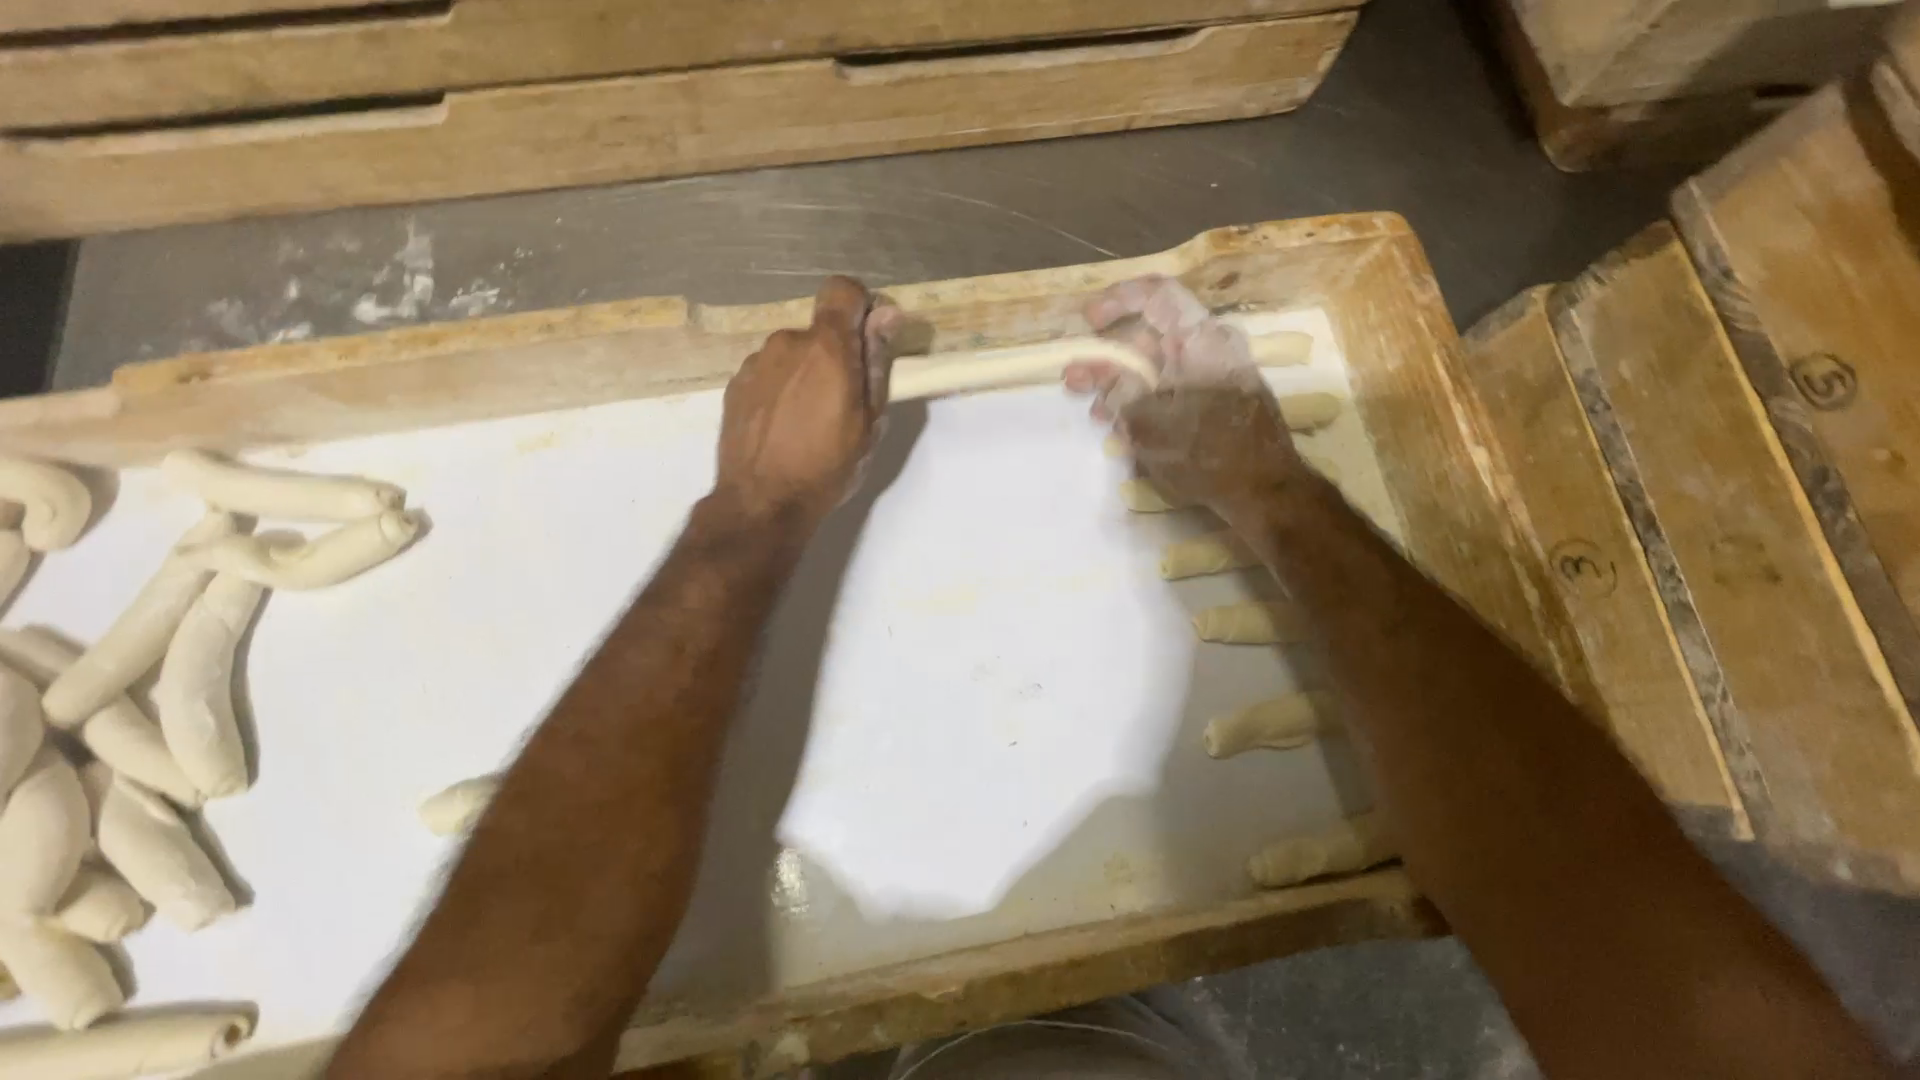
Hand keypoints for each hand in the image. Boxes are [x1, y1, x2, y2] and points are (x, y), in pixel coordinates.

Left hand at [713, 277, 902, 523]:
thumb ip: (876, 361)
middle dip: (833, 355)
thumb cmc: (828, 466)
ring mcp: (755, 363)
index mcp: (826, 347)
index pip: (842, 290)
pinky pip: (768, 374)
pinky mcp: (735, 385)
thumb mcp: (869, 420)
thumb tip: (887, 313)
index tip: (866, 341)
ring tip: (808, 421)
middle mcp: (787, 343)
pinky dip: (779, 390)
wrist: (761, 502)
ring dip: (803, 374)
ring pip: (791, 354)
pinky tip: (782, 428)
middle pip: (817, 331)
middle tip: (841, 403)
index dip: (858, 306)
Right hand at [1062, 276, 1303, 514]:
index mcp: (1200, 339)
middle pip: (1151, 335)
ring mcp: (1219, 373)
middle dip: (1108, 358)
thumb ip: (1118, 389)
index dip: (1116, 301)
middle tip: (1074, 381)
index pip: (1156, 294)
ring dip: (1124, 384)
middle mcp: (1213, 347)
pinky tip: (1126, 426)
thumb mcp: (1148, 422)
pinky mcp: (1221, 398)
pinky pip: (1176, 386)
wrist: (1264, 493)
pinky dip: (1148, 398)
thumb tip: (1095, 370)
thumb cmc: (1205, 453)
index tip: (1087, 324)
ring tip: (1097, 415)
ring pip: (1160, 365)